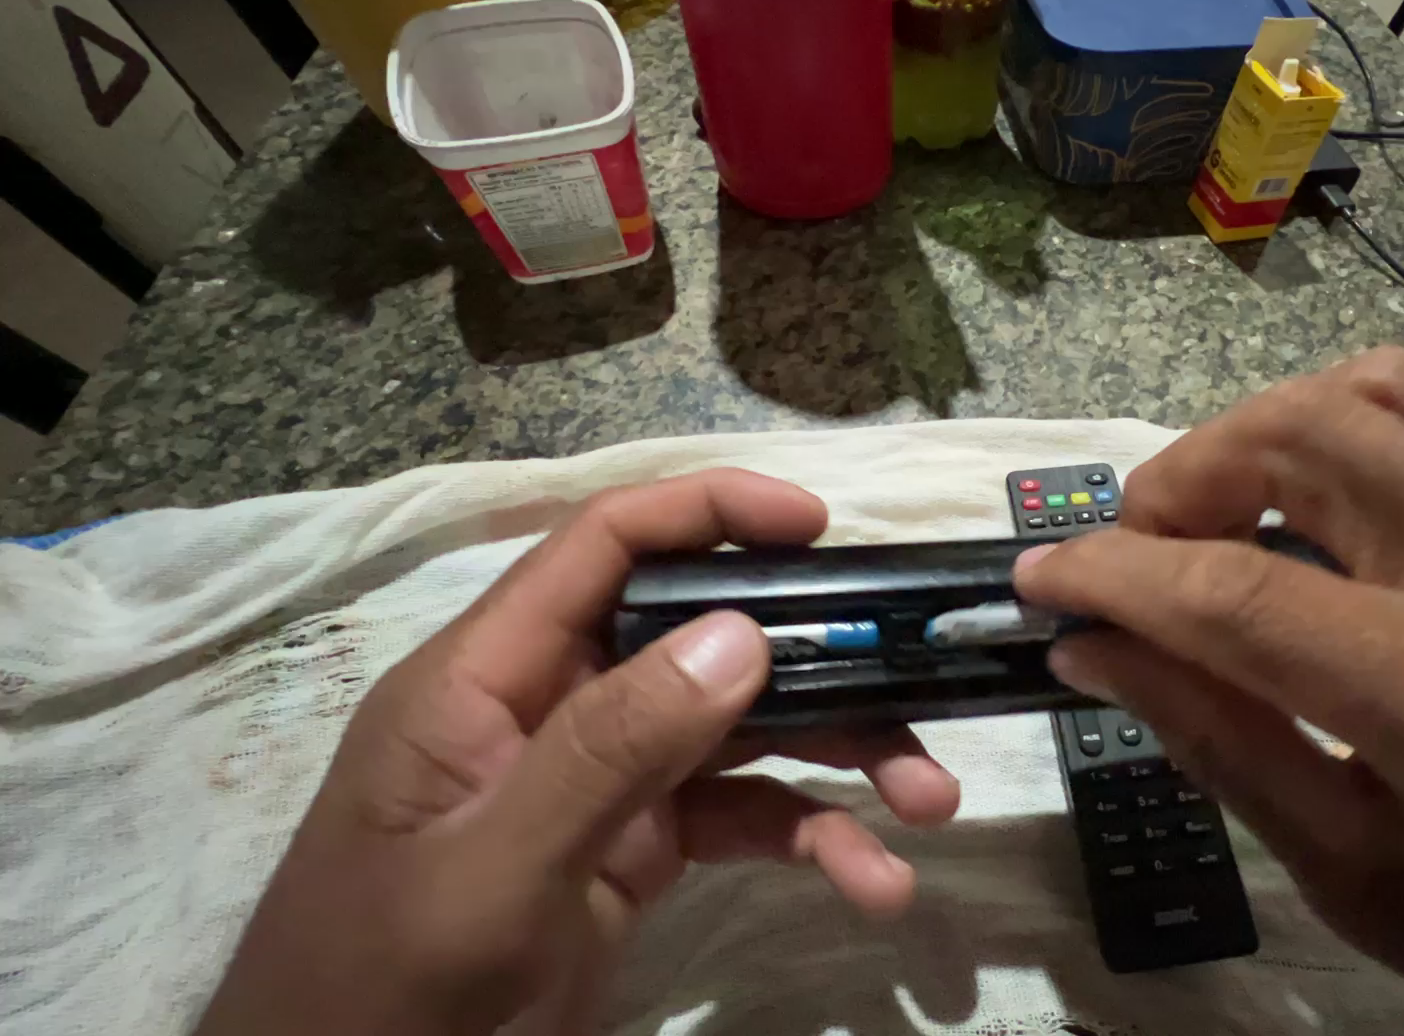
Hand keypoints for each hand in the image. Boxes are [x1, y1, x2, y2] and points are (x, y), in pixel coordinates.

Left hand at [196, 470, 960, 1035]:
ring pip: (747, 724)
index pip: (610, 545)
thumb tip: (741, 634)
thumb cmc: (383, 1005)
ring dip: (841, 753)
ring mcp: (615, 771)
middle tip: (908, 678)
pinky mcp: (649, 837)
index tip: (814, 524)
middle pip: (709, 635)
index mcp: (496, 674)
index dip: (710, 511)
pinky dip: (813, 834)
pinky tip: (869, 878)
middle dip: (819, 658)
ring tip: (926, 799)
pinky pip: (748, 811)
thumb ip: (607, 751)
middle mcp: (566, 701)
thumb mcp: (490, 880)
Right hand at [1016, 348, 1403, 1035]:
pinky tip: (1296, 508)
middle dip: (1181, 479)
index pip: (1249, 597)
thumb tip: (1085, 644)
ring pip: (1371, 394)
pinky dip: (1324, 434)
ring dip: (1249, 440)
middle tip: (1134, 550)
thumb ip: (1206, 735)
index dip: (1120, 575)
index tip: (1040, 577)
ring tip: (1208, 519)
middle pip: (1312, 440)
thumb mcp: (1345, 874)